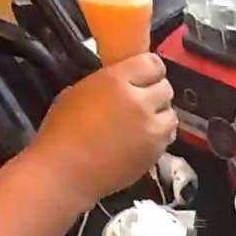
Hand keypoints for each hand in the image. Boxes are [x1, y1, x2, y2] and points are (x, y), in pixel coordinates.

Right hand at [26, 54, 175, 203]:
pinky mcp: (157, 152)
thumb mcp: (80, 91)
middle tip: (142, 99)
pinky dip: (160, 134)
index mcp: (118, 81)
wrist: (68, 171)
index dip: (150, 69)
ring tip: (144, 121)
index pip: (153, 64)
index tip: (144, 75)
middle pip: (166, 89)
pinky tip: (143, 138)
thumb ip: (109, 83)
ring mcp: (153, 130)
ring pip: (172, 114)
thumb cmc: (64, 130)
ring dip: (161, 115)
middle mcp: (141, 103)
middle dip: (156, 92)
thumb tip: (125, 83)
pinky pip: (168, 136)